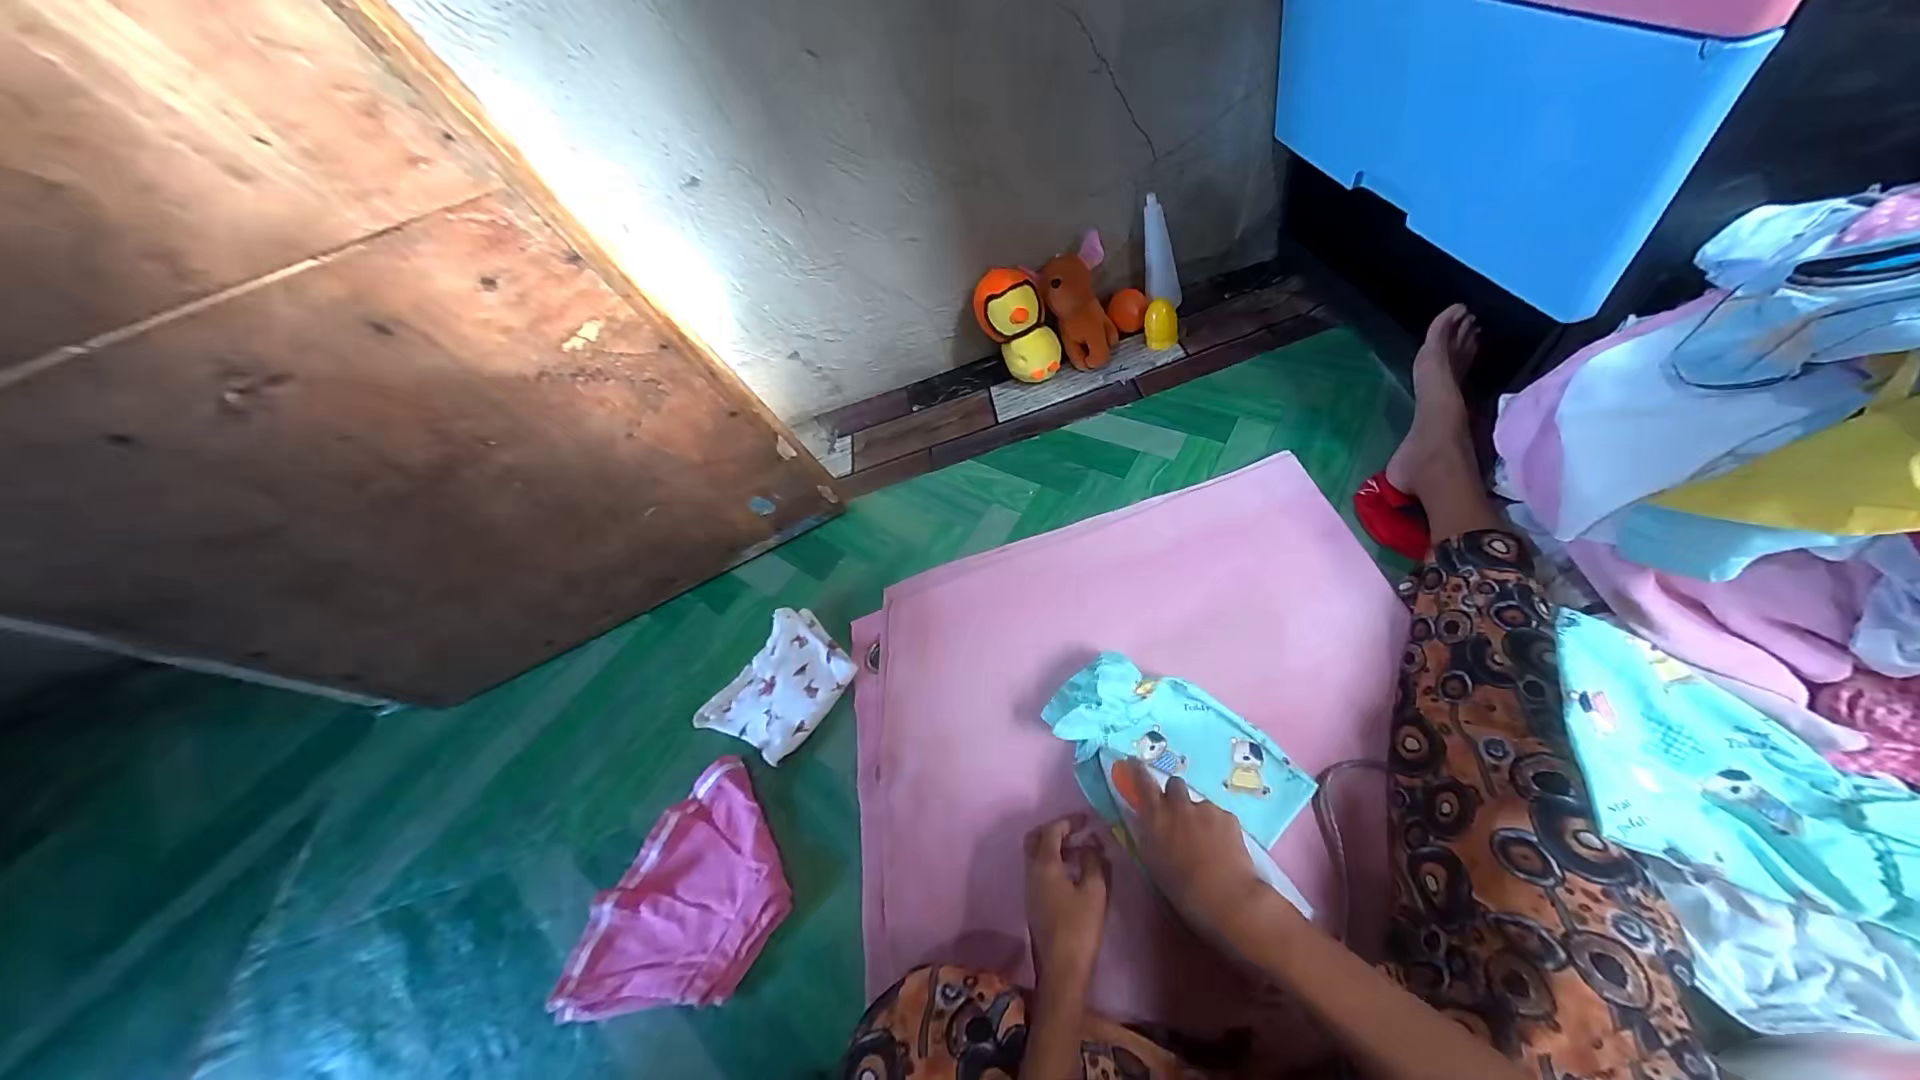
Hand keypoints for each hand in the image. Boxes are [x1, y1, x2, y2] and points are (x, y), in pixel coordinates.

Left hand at [1023, 814, 1109, 987]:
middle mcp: (1031, 871)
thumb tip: (1092, 844)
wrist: (1061, 969)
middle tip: (1078, 831)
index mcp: (1043, 864)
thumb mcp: (1094, 891)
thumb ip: (1093, 861)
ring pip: (1037, 855)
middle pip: (1036, 839)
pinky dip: (1055, 862)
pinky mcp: (1034, 901)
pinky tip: (1075, 873)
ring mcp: (1030, 887)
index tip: (1087, 819)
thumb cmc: (1079, 927)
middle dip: (1056, 831)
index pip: (1051, 831)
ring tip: (1083, 852)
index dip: (1068, 821)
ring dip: (1056, 847)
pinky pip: (1040, 870)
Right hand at [1119, 758, 1271, 943]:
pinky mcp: (1228, 817)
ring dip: (1198, 816)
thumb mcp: (1152, 859)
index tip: (1134, 764)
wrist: (1226, 896)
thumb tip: (1146, 820)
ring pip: (1199, 804)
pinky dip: (1218, 828)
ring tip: (1207, 842)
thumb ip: (1148, 833)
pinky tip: (1223, 848)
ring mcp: (1206, 808)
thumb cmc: (1181, 886)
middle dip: (1175, 795)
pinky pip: (1219, 817)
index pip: (1143, 781)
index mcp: (1156, 815)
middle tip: (1179, 815)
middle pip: (1174, 784)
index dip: (1138, 771)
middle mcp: (1179, 805)